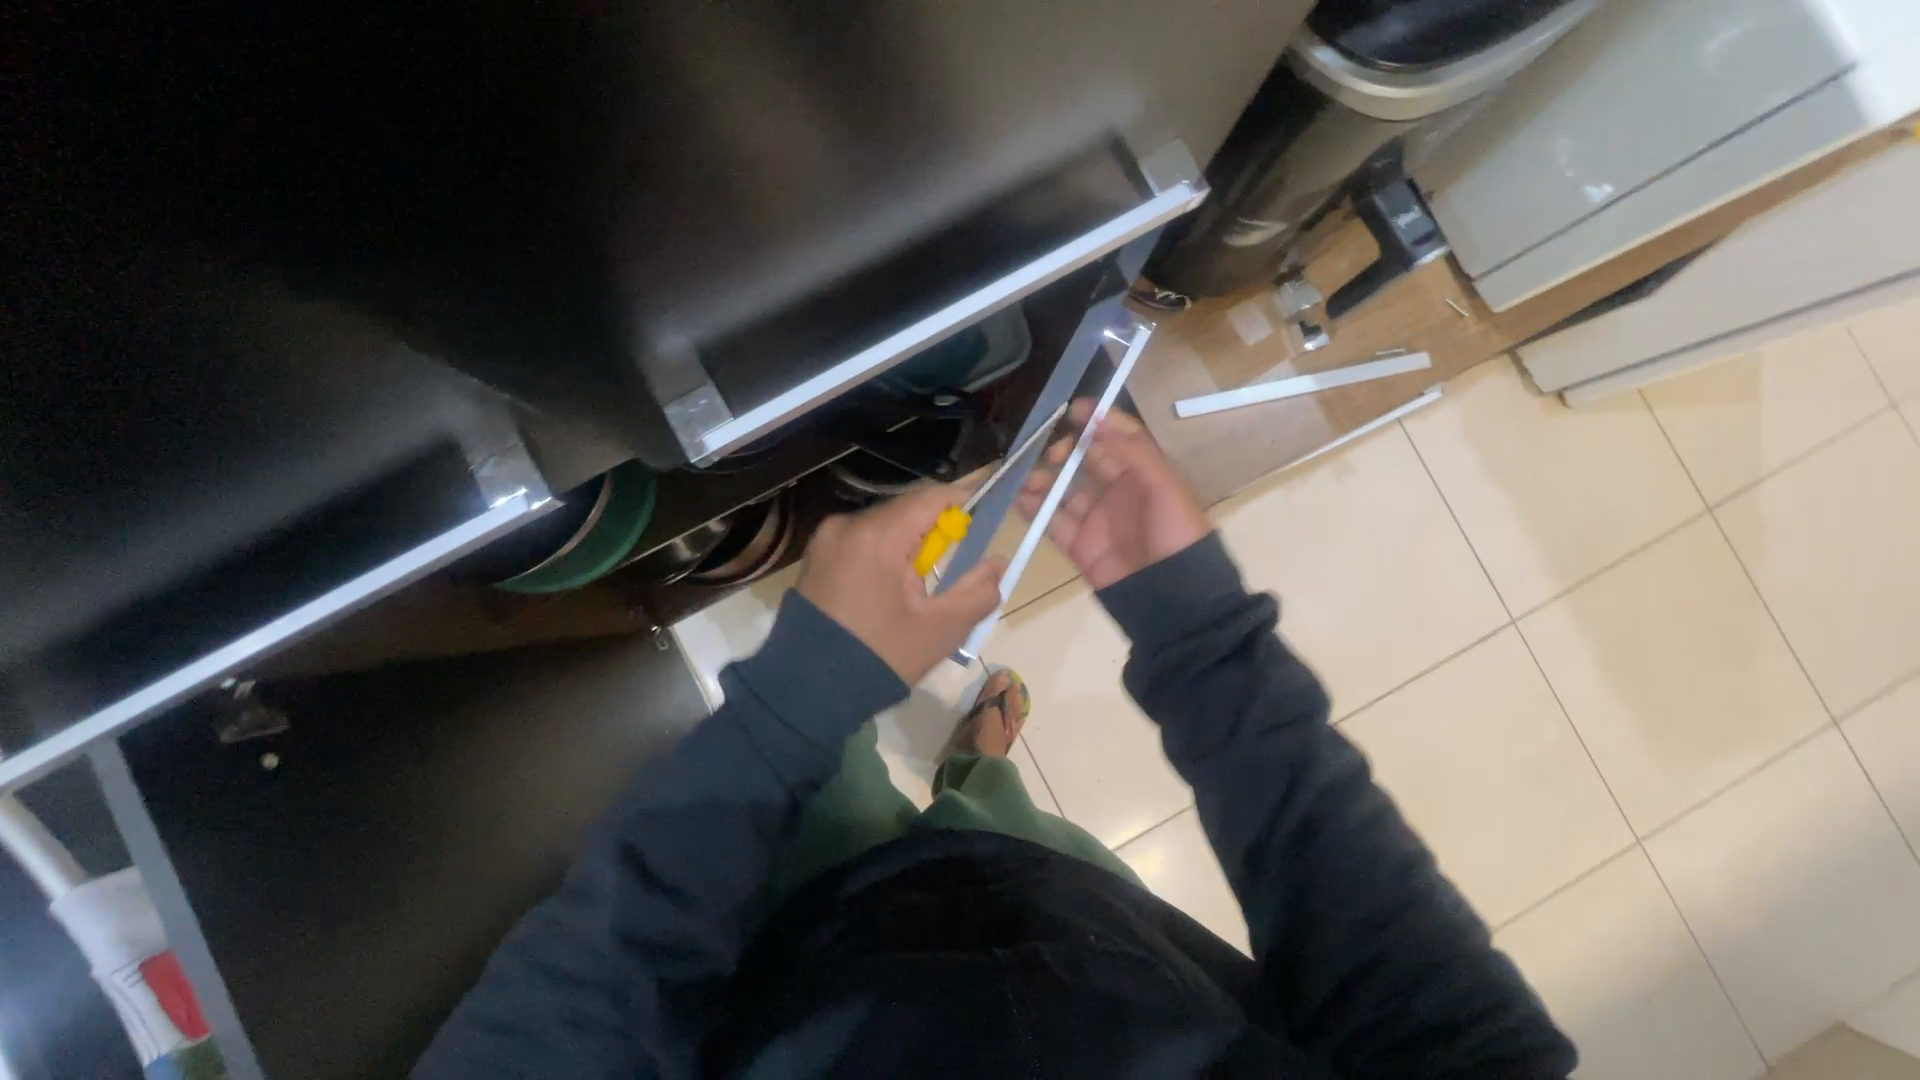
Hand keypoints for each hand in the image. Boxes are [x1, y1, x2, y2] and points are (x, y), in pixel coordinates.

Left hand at [797, 486, 1008, 683]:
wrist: (807, 692)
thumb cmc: (880, 658)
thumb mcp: (940, 630)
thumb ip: (977, 591)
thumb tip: (997, 563)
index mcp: (878, 536)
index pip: (930, 498)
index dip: (962, 503)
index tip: (983, 518)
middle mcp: (846, 526)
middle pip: (904, 511)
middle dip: (933, 531)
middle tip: (953, 566)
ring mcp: (824, 541)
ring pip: (881, 527)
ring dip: (906, 546)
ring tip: (917, 589)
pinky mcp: (813, 559)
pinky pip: (858, 543)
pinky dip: (880, 556)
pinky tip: (886, 592)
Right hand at [1015, 400, 1208, 589]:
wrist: (1173, 600)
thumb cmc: (1176, 536)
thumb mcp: (1165, 488)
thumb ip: (1133, 452)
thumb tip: (1100, 417)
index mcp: (1145, 474)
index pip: (1118, 439)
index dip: (1097, 422)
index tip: (1073, 410)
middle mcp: (1119, 492)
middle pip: (1085, 461)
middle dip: (1065, 451)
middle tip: (1052, 453)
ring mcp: (1098, 520)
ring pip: (1064, 490)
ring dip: (1044, 480)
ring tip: (1028, 479)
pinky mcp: (1080, 546)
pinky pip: (1053, 523)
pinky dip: (1035, 510)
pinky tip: (1021, 500)